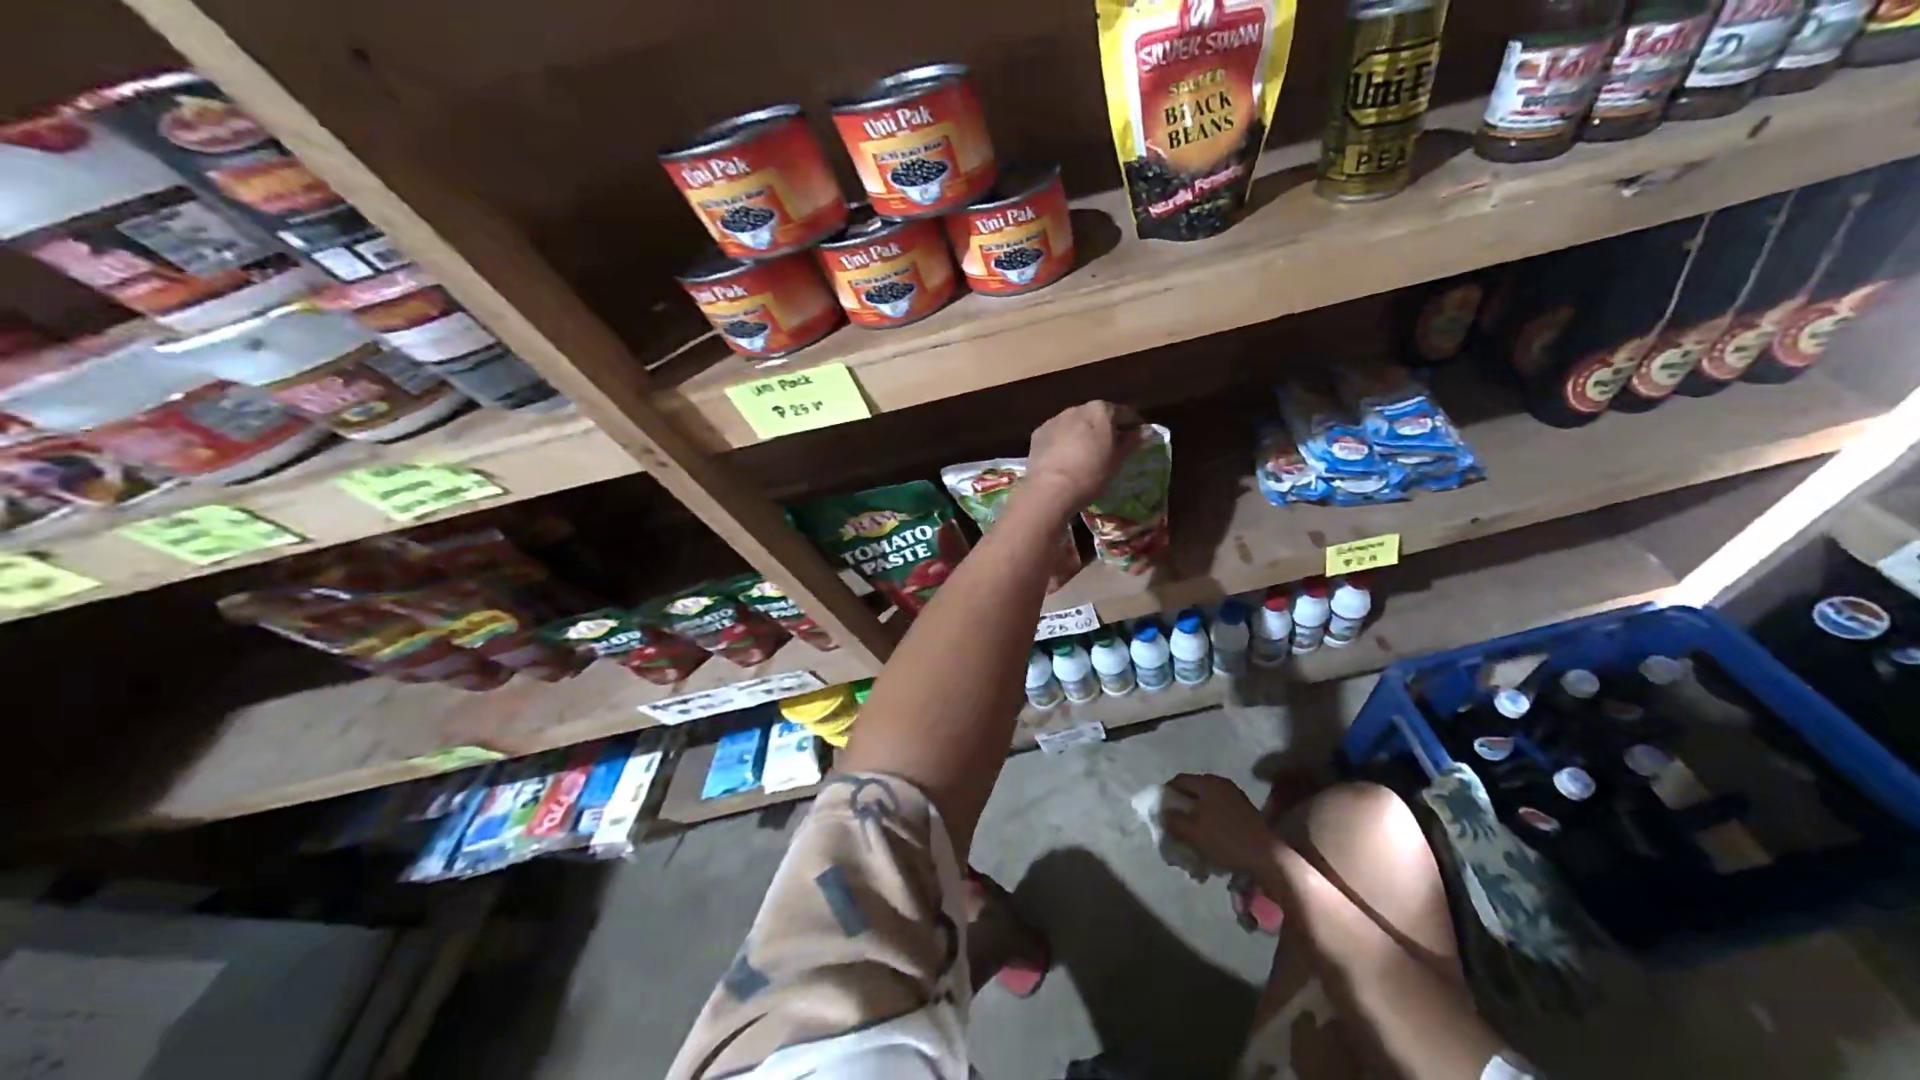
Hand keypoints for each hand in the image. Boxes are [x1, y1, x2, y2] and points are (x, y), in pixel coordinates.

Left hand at [1025, 401, 1137, 510]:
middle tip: (1109, 447)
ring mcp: (1055, 419)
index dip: (1132, 425)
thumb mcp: (1117, 460)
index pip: (1124, 413)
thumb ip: (1130, 442)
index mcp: (1101, 410)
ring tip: (1084, 454)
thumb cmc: (1091, 473)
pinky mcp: (1038, 433)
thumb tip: (1142, 432)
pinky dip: (1063, 441)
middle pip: (1096, 415)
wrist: (1050, 488)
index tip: (1135, 437)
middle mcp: (1077, 408)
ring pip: (1074, 423)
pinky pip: (1057, 434)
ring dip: (1081, 433)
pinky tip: (1064, 458)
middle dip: (1104, 428)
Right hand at [1164, 773, 1280, 874]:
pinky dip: (1211, 821)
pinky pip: (1220, 811)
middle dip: (1182, 807)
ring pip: (1207, 802)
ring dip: (1196, 816)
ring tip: (1191, 834)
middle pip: (1194, 791)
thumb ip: (1173, 820)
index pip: (1179, 780)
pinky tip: (1209, 838)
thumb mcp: (1192, 832)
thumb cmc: (1225, 840)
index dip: (1166, 793)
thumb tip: (1165, 813)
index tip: (1160, 810)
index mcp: (1208, 783)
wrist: (1268, 857)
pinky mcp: (1245, 812)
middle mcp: (1222, 784)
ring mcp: (1236, 797)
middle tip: (1174, 823)